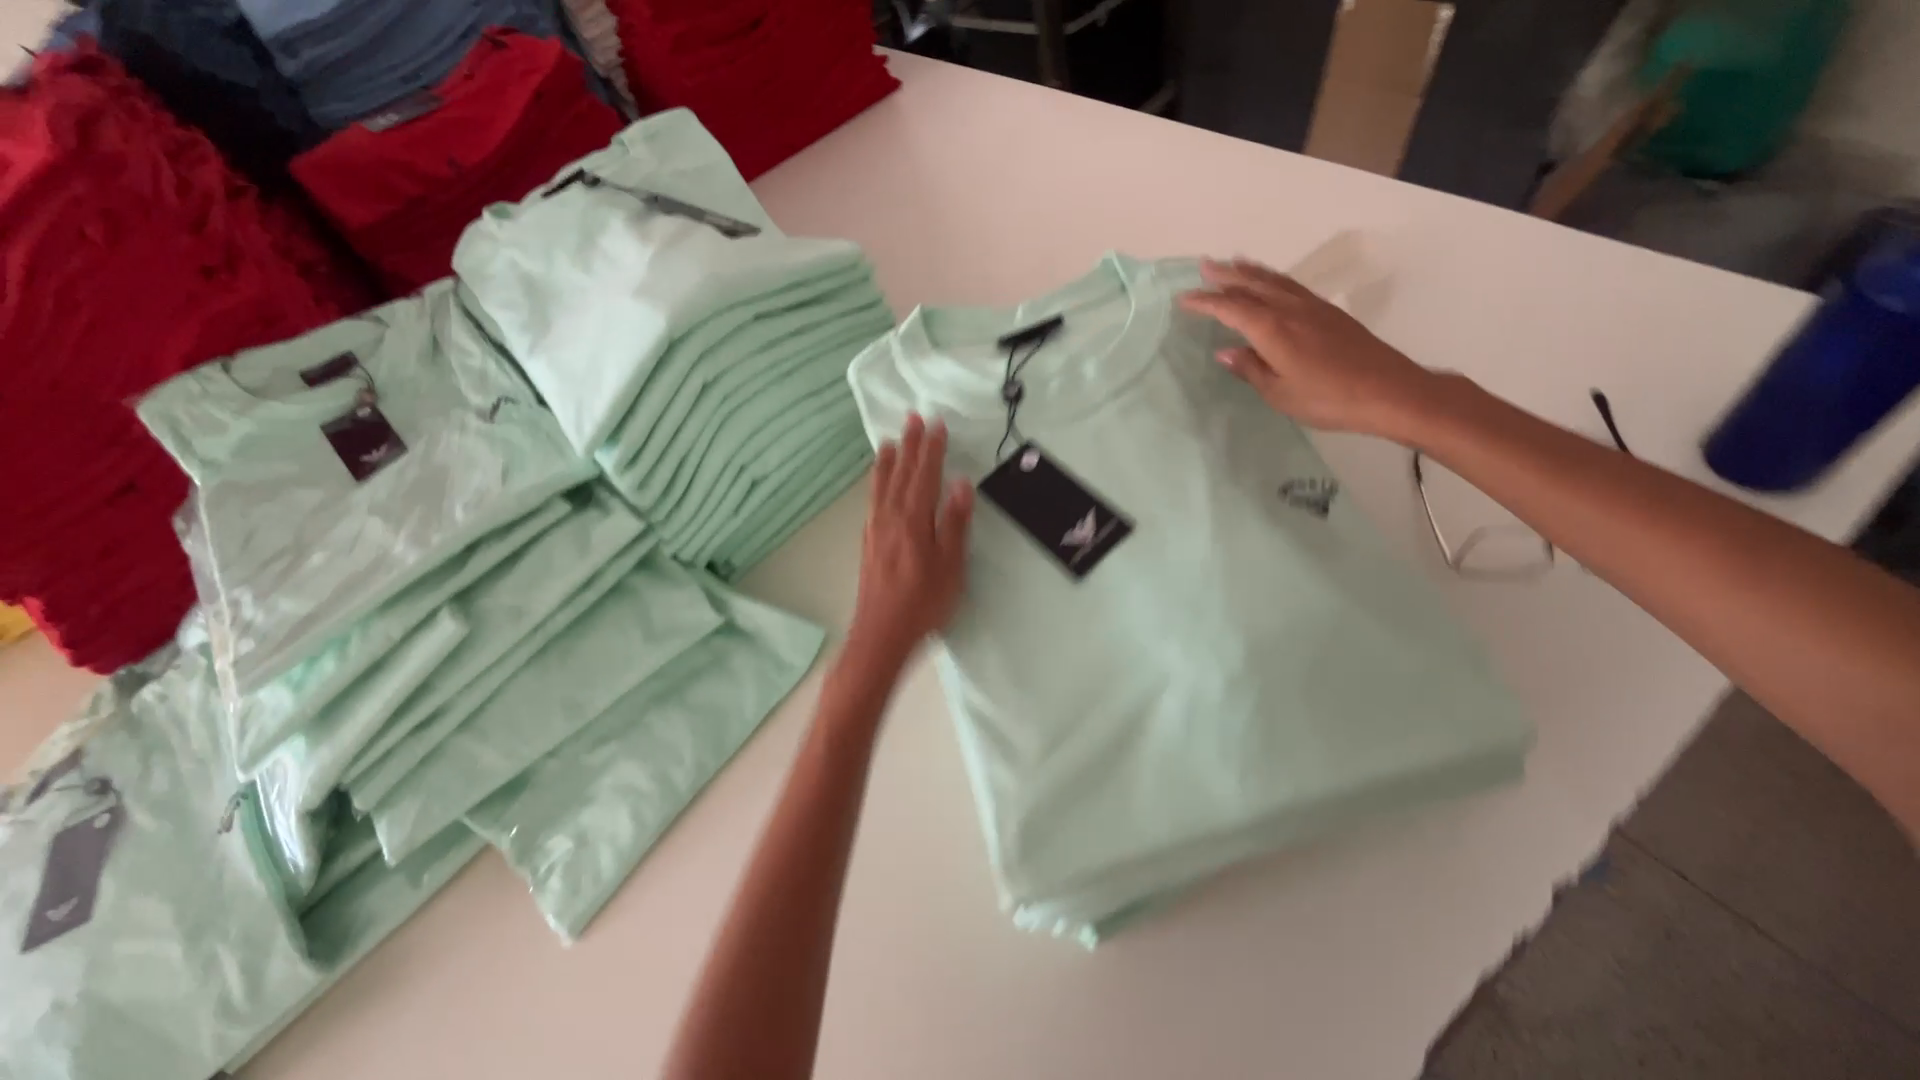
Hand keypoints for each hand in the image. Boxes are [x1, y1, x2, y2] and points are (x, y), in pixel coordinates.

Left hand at [848, 414, 973, 666]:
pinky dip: (877, 483)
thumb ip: (954, 523)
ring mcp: (876, 529)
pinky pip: (873, 500)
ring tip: (890, 441)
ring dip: (889, 461)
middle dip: (910, 446)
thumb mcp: (950, 564)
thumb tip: (960, 484)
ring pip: (882, 485)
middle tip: (913, 418)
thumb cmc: (923, 602)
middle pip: (901, 474)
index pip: (925, 475)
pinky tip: (878, 484)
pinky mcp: (869, 543)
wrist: (881, 633)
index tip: (937, 424)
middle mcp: (891, 517)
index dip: (932, 449)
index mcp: (914, 519)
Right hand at [1179, 258, 1440, 438]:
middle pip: (1252, 285)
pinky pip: (1291, 286)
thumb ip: (1251, 369)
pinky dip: (1274, 279)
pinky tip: (1272, 283)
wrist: (1388, 391)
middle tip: (1205, 265)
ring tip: (1234, 262)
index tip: (1184, 298)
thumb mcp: (1280, 393)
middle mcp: (1289, 310)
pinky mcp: (1329, 313)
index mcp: (1272, 329)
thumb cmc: (1328, 399)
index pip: (1230, 309)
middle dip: (1226, 275)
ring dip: (1251, 271)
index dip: (1205, 302)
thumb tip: (1226, 351)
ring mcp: (1312, 308)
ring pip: (1274, 281)